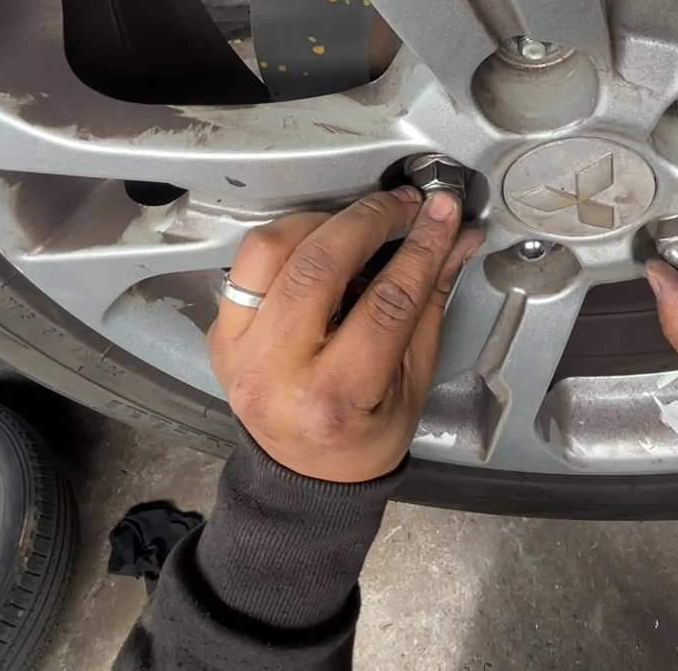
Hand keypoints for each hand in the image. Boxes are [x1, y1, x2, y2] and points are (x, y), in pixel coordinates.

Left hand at [208, 186, 481, 482]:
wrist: (306, 473)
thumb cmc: (367, 432)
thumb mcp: (414, 377)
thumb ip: (431, 298)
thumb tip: (457, 238)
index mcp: (334, 398)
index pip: (386, 302)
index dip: (421, 248)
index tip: (442, 212)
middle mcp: (276, 372)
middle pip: (319, 265)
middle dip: (369, 219)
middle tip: (403, 203)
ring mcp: (238, 350)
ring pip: (269, 248)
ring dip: (321, 220)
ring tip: (359, 220)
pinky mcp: (221, 332)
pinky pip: (248, 262)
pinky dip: (289, 238)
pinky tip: (321, 240)